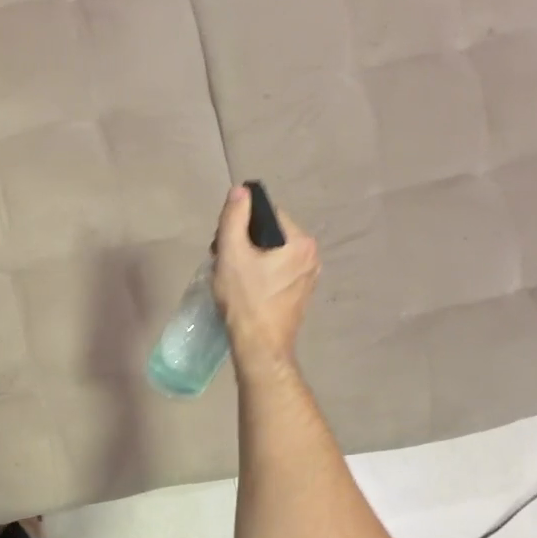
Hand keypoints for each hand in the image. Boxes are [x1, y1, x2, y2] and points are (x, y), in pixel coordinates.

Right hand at [210, 183, 319, 372]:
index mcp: (300, 242)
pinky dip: (262, 275)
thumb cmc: (245, 299)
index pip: (270, 214)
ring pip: (275, 255)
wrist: (260, 346)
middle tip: (223, 261)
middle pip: (272, 234)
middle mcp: (312, 256)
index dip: (242, 223)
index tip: (224, 242)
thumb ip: (234, 219)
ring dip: (252, 259)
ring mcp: (309, 278)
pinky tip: (246, 290)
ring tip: (232, 278)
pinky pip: (279, 273)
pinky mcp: (301, 296)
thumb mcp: (231, 255)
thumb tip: (240, 191)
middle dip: (246, 242)